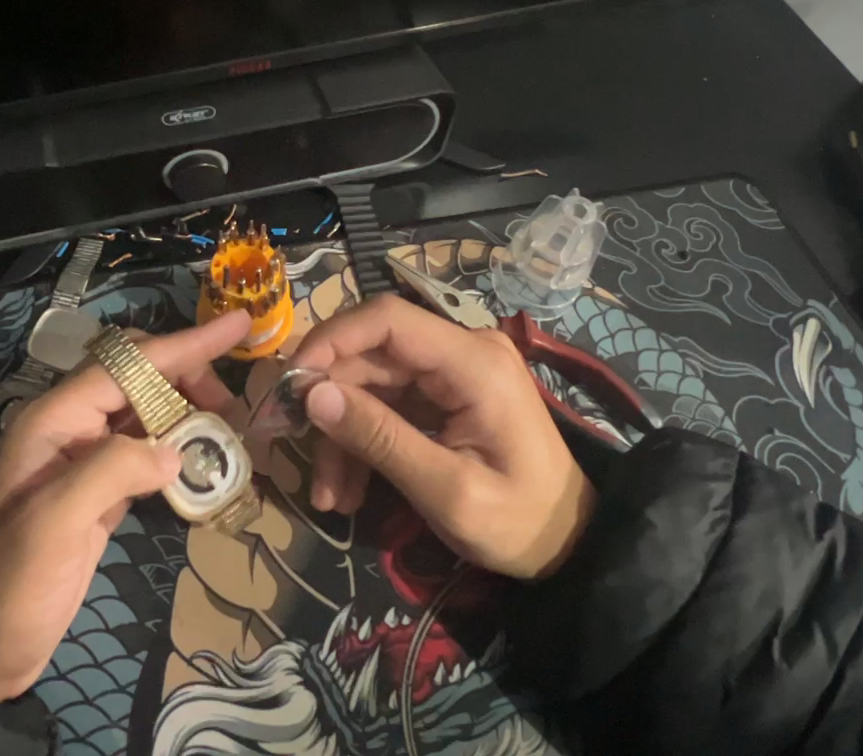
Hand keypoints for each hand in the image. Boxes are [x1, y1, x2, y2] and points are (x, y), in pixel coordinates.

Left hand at [0, 309, 251, 700]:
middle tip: (232, 408)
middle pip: (140, 375)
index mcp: (55, 419)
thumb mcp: (53, 524)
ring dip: (190, 410)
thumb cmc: (7, 586)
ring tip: (229, 429)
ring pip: (148, 410)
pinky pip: (149, 449)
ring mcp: (85, 460)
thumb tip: (176, 449)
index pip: (129, 363)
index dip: (185, 343)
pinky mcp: (100, 492)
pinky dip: (181, 446)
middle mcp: (72, 428)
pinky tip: (206, 459)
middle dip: (190, 375)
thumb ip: (112, 471)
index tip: (238, 325)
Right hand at [288, 295, 595, 579]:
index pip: (388, 319)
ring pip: (371, 382)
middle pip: (371, 354)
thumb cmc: (520, 522)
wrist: (570, 543)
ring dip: (342, 434)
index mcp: (473, 362)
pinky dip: (363, 441)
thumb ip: (381, 439)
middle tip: (300, 456)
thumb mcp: (448, 491)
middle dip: (331, 405)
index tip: (291, 384)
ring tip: (331, 496)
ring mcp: (453, 371)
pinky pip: (387, 403)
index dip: (332, 340)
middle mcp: (462, 351)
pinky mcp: (444, 393)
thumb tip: (312, 394)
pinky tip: (350, 489)